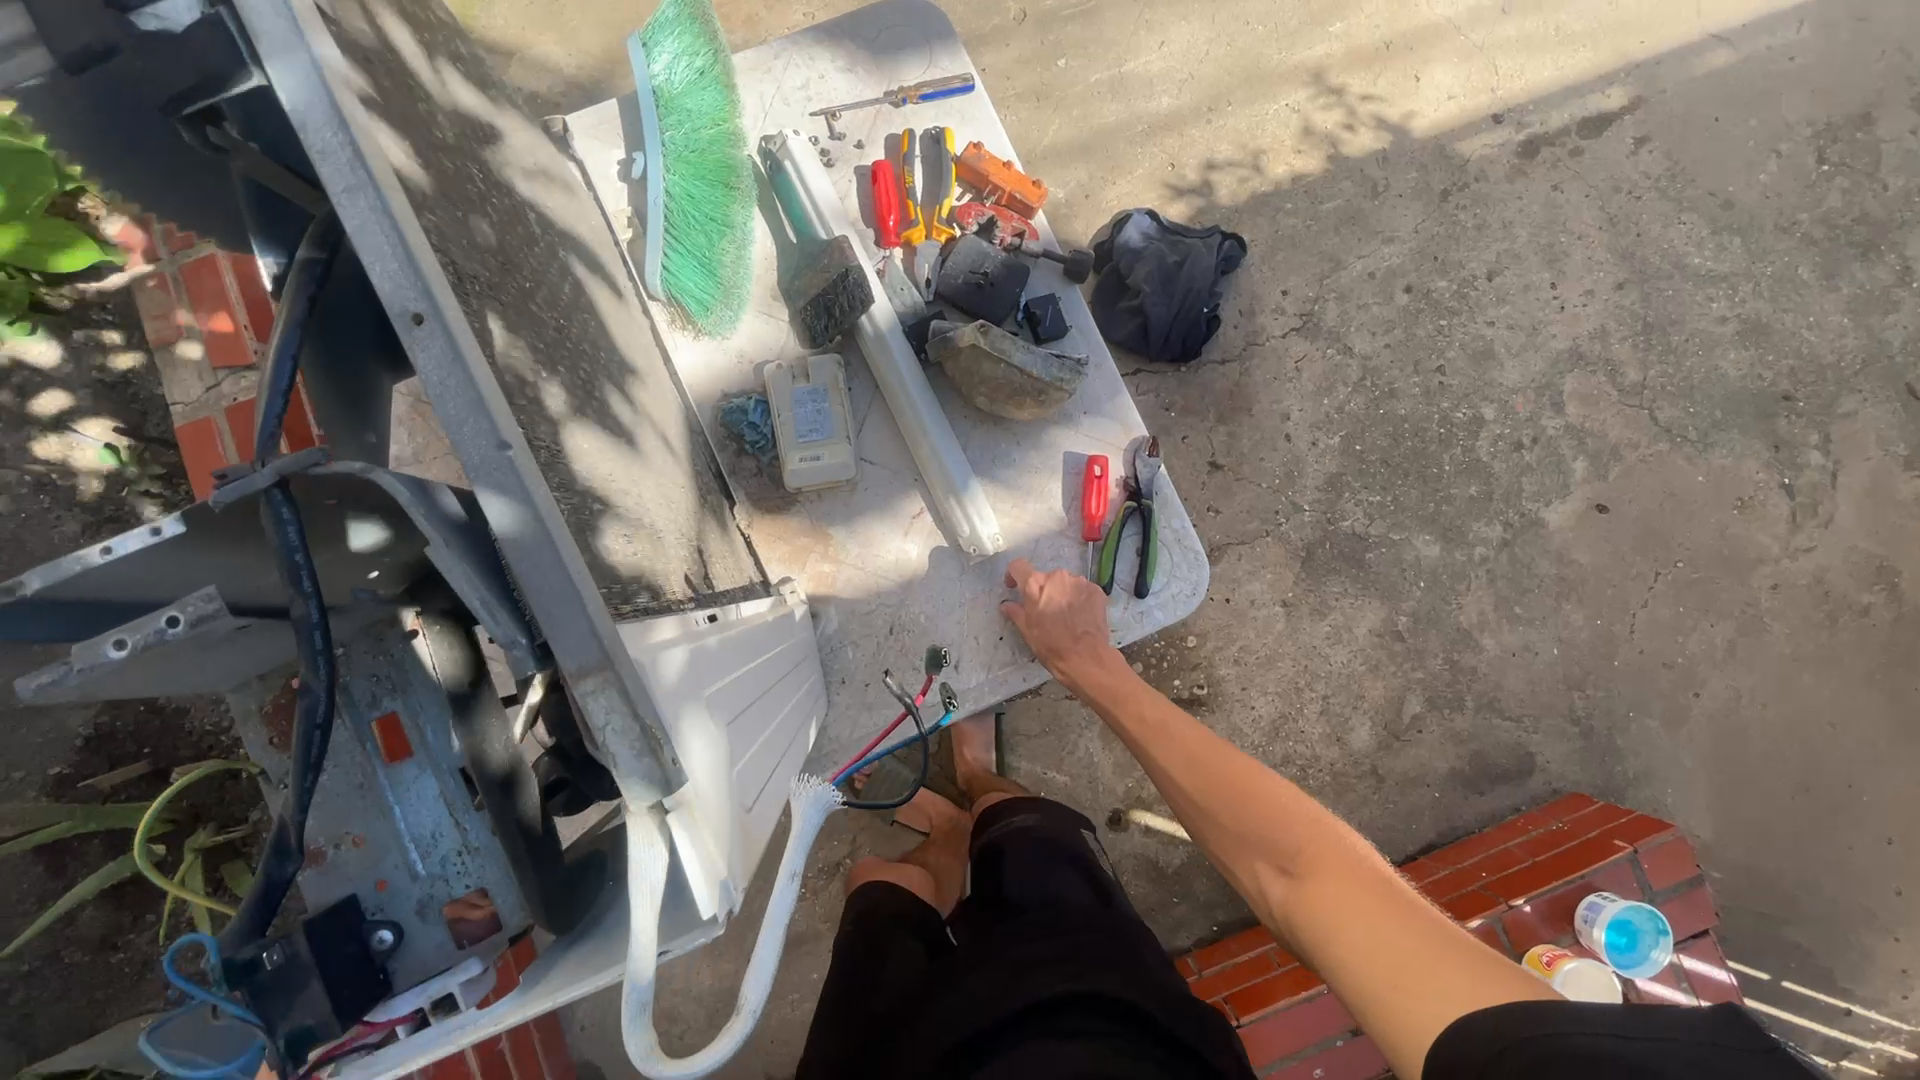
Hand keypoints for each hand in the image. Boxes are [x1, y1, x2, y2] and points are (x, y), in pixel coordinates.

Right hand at [1000, 557, 1119, 685]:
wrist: (1086, 657)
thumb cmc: (1051, 645)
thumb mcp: (1027, 630)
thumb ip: (1016, 612)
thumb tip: (1006, 605)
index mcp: (1035, 584)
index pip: (1018, 566)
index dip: (1013, 575)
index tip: (1014, 587)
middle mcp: (1057, 576)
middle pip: (1045, 577)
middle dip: (1042, 590)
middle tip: (1044, 610)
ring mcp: (1078, 581)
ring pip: (1065, 583)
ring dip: (1062, 593)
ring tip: (1065, 615)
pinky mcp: (1096, 589)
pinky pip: (1082, 589)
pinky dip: (1078, 598)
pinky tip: (1080, 615)